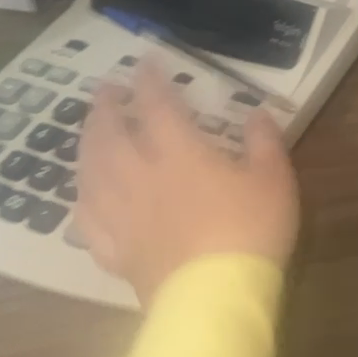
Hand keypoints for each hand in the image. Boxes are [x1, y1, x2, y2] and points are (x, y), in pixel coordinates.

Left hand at [77, 60, 299, 304]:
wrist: (216, 295)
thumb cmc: (251, 227)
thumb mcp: (274, 175)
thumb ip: (263, 140)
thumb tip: (256, 112)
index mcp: (182, 155)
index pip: (159, 109)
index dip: (151, 82)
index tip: (144, 61)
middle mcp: (142, 179)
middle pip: (111, 138)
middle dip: (106, 109)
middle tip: (104, 89)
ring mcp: (123, 217)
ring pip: (90, 175)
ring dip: (86, 146)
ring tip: (88, 130)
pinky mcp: (116, 251)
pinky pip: (88, 220)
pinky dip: (83, 199)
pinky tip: (85, 194)